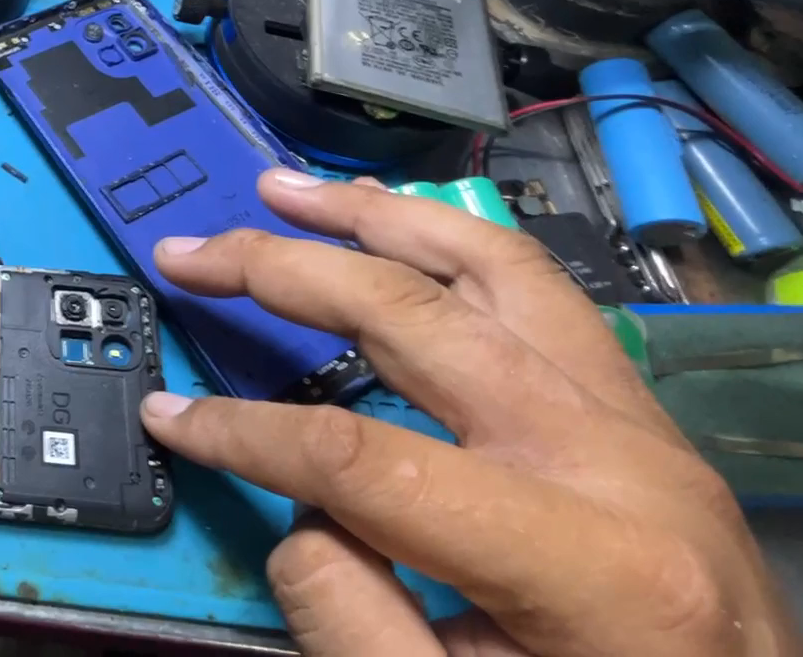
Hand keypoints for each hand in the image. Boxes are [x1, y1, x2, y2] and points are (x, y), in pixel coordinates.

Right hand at [139, 170, 802, 656]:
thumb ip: (347, 619)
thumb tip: (296, 505)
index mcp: (585, 555)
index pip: (359, 455)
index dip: (241, 432)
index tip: (168, 418)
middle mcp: (617, 456)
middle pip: (413, 316)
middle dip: (279, 271)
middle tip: (188, 252)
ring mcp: (634, 420)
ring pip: (486, 265)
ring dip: (367, 215)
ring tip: (283, 188)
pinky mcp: (629, 409)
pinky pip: (528, 285)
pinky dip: (440, 234)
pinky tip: (388, 216)